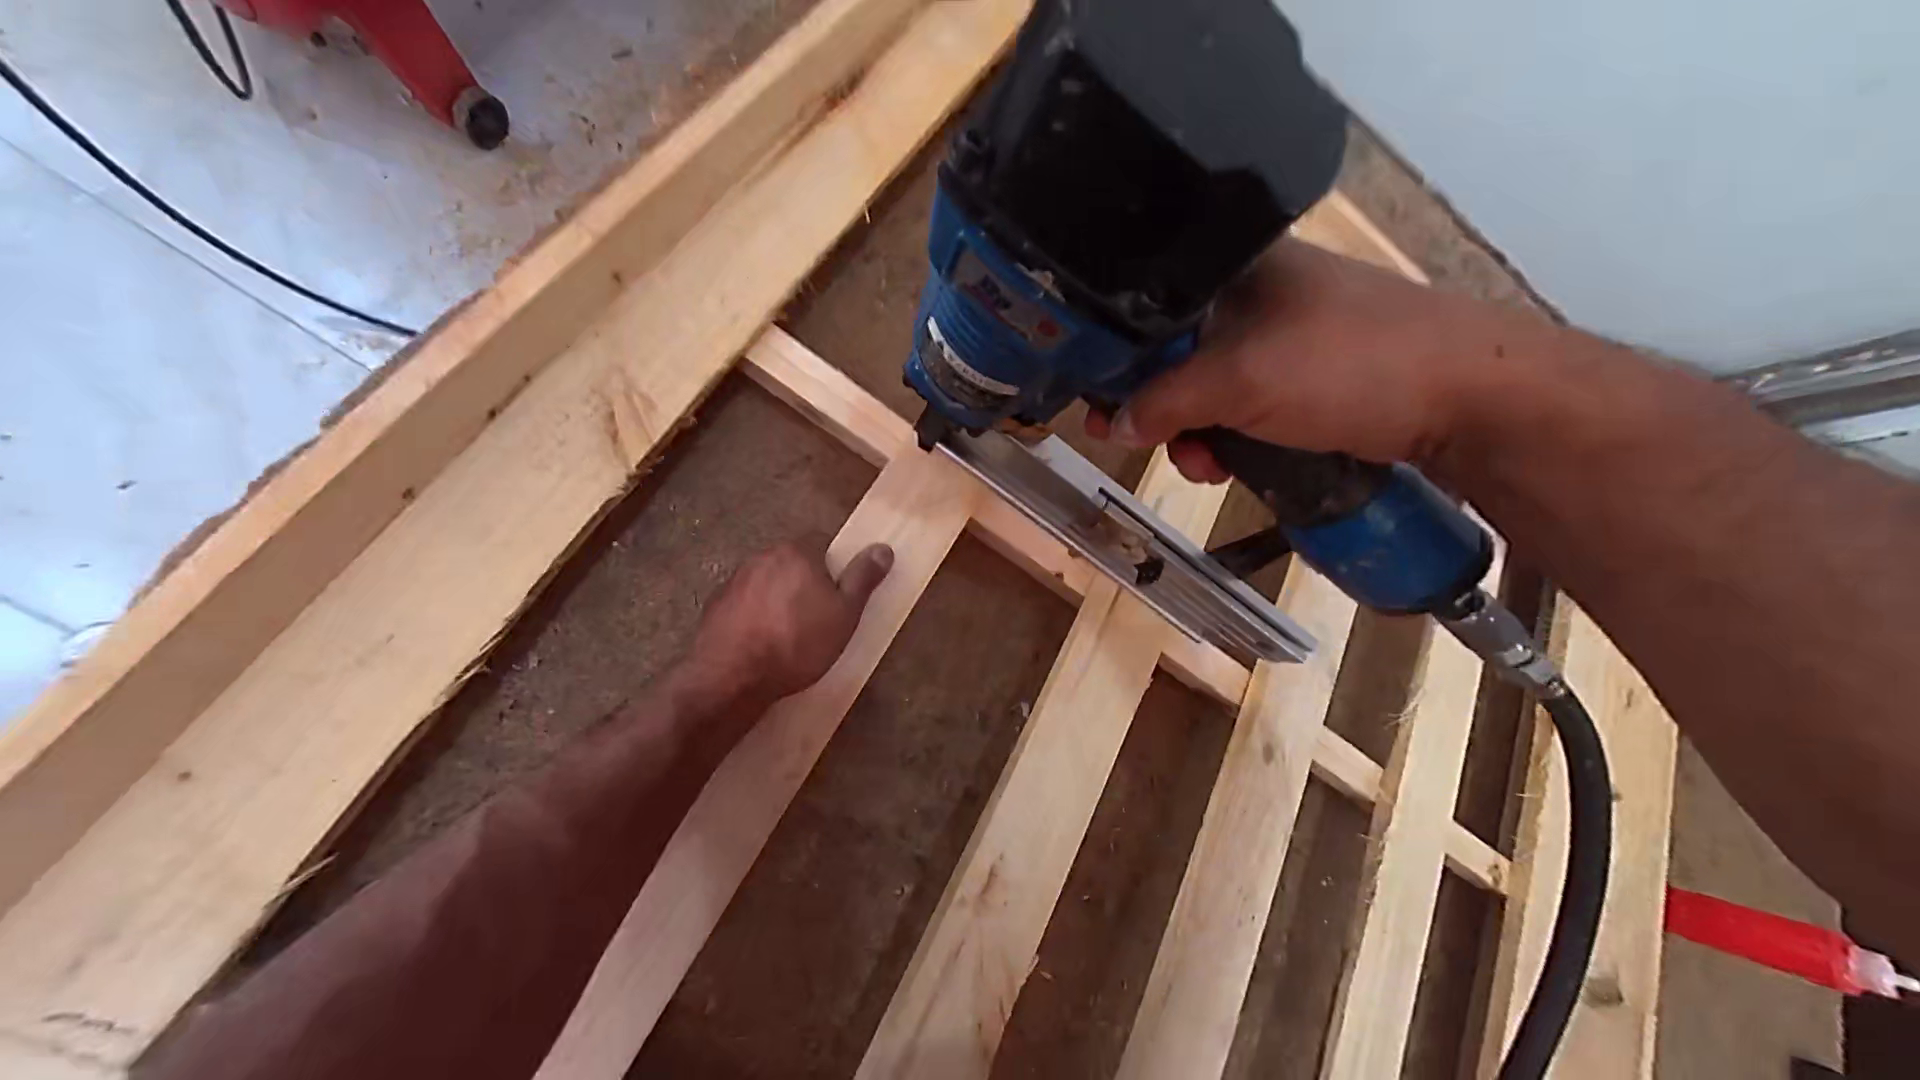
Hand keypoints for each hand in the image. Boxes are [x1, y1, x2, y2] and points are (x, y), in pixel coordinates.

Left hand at [681, 542, 894, 702]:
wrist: (732, 677)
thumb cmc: (797, 643)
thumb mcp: (844, 614)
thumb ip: (863, 578)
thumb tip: (882, 548)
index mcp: (797, 552)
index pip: (822, 541)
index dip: (834, 566)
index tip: (840, 593)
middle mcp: (763, 557)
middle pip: (793, 561)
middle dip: (806, 582)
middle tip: (820, 616)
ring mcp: (734, 580)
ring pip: (768, 582)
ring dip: (779, 598)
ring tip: (789, 634)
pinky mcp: (715, 605)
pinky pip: (745, 603)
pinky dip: (755, 615)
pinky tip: (762, 642)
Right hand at [1089, 238, 1542, 483]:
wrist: (1468, 398)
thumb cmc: (1344, 366)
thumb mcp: (1238, 382)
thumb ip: (1164, 402)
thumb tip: (1113, 426)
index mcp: (1235, 270)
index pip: (1149, 310)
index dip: (1116, 360)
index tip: (1097, 404)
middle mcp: (1255, 296)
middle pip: (1175, 357)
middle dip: (1160, 411)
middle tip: (1151, 447)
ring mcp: (1284, 338)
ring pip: (1209, 390)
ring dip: (1195, 435)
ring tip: (1206, 467)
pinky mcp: (1307, 377)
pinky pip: (1244, 408)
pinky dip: (1230, 439)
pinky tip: (1233, 465)